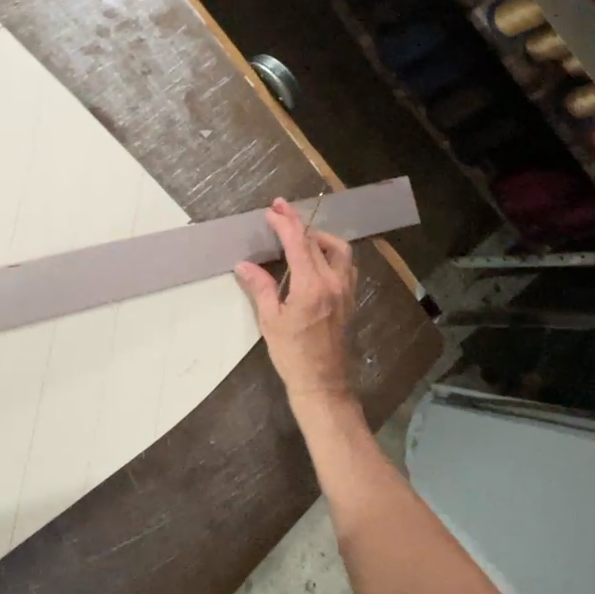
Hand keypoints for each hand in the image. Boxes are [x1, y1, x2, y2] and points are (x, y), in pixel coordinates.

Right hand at [234, 197, 360, 404]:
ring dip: (319, 236)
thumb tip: (244, 265)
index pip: (298, 243)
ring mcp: (345, 291)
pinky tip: (318, 258)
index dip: (284, 223)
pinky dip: (332, 254)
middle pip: (318, 241)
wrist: (322, 383)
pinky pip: (346, 266)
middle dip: (298, 223)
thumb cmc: (292, 355)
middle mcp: (333, 282)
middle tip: (280, 211)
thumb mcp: (270, 321)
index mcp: (312, 286)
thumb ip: (260, 288)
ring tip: (301, 234)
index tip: (271, 211)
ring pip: (339, 250)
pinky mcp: (350, 300)